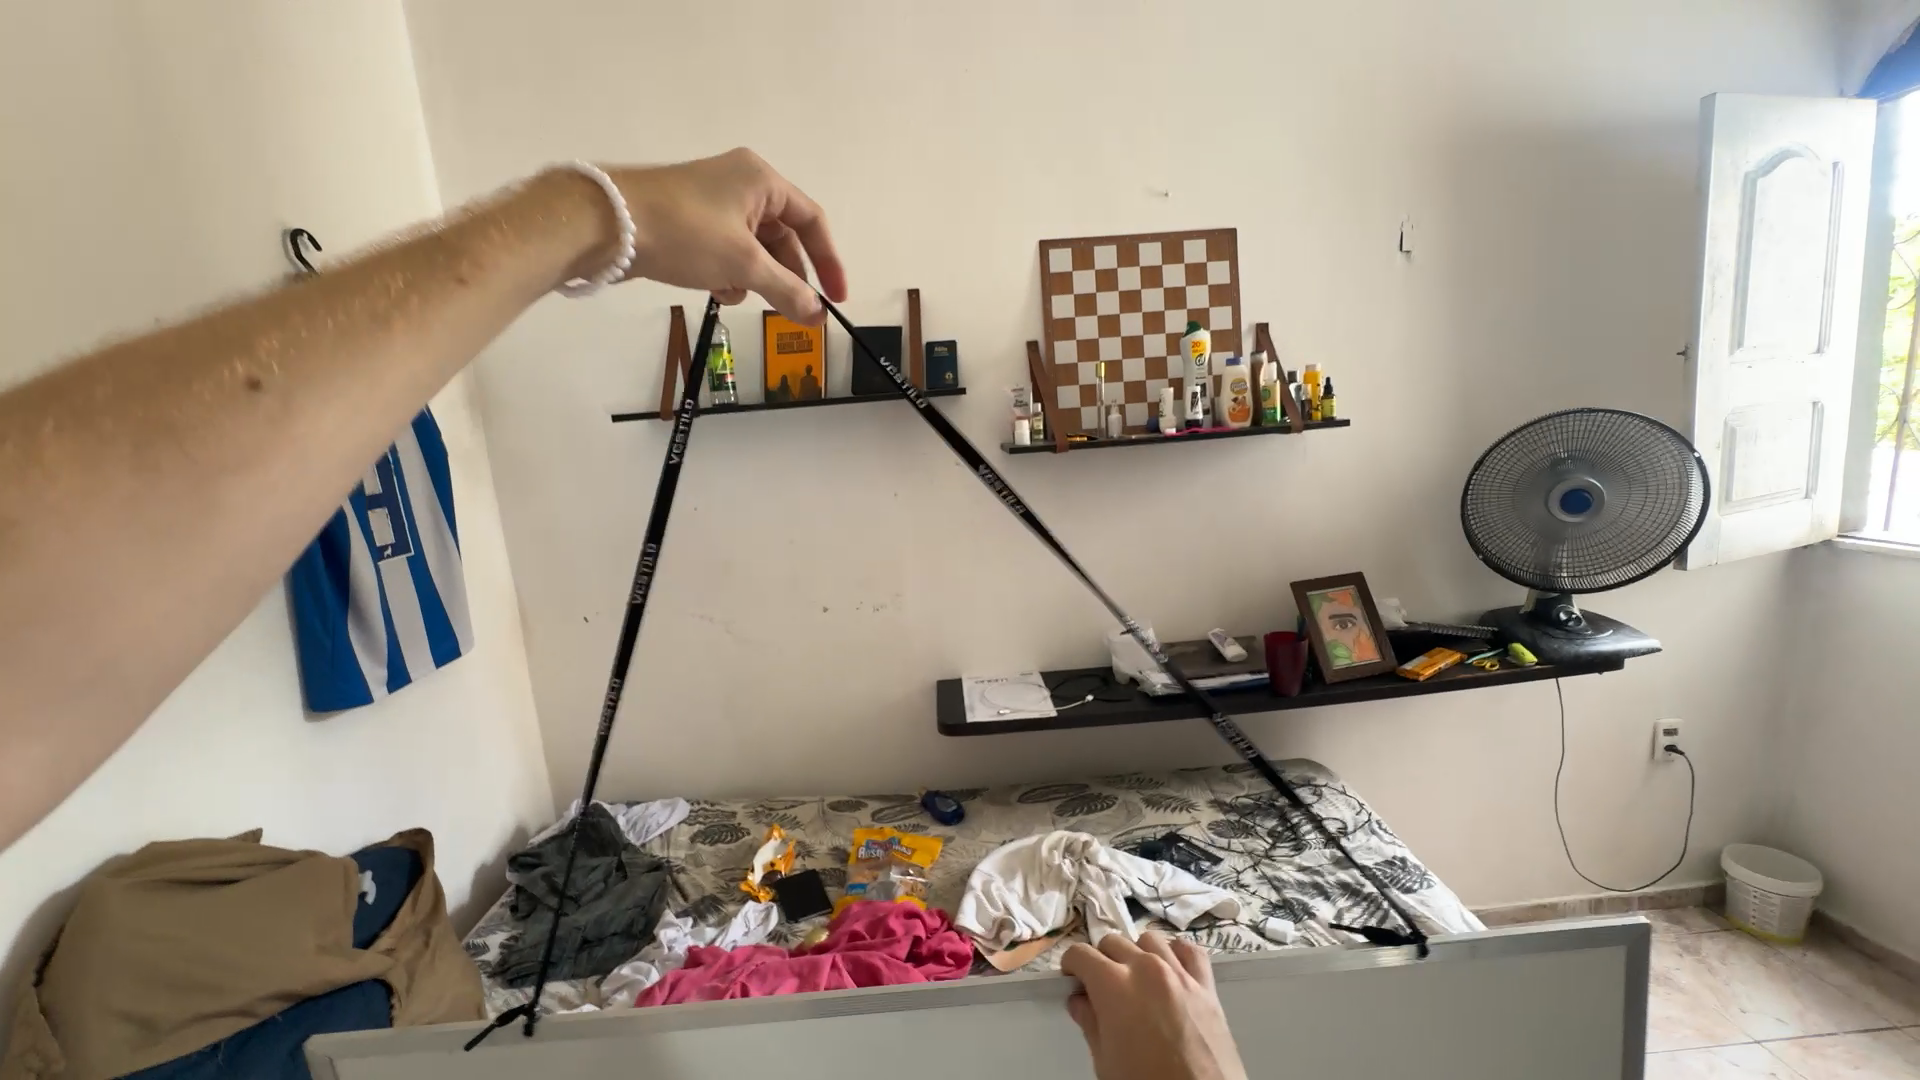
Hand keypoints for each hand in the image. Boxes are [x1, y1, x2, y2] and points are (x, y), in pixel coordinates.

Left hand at [568, 149, 847, 323]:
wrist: (607, 224)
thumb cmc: (686, 232)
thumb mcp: (744, 264)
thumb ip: (787, 291)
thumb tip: (818, 316)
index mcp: (762, 181)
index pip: (812, 221)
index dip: (829, 262)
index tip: (836, 298)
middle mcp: (742, 185)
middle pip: (784, 238)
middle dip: (789, 277)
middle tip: (797, 312)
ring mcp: (714, 204)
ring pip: (755, 250)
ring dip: (756, 279)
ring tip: (742, 295)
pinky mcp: (691, 223)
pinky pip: (728, 253)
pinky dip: (730, 275)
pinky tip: (717, 289)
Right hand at [1061, 932, 1248, 1079]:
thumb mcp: (1105, 1062)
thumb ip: (1090, 1023)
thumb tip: (1080, 1002)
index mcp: (1113, 984)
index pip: (1080, 954)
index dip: (1072, 966)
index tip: (1073, 980)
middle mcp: (1145, 967)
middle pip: (1112, 942)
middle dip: (1102, 960)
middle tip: (1102, 987)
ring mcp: (1178, 973)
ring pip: (1148, 939)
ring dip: (1137, 953)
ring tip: (1137, 979)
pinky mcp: (1206, 985)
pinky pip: (1189, 951)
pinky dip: (1177, 954)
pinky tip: (1171, 971)